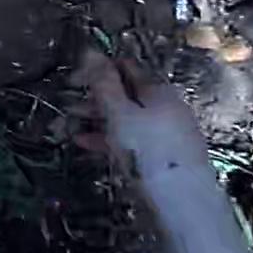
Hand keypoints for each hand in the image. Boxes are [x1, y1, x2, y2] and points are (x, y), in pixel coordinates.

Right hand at [75, 50, 211, 185]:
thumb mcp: (119, 113)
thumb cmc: (147, 150)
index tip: (73, 81)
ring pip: (126, 117)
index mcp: (156, 90)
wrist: (184, 202)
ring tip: (70, 126)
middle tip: (69, 106)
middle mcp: (164, 105)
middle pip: (124, 93)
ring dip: (96, 119)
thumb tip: (91, 50)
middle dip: (94, 98)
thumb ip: (104, 82)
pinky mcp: (164, 153)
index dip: (97, 69)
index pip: (124, 67)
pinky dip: (109, 138)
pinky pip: (132, 137)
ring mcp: (166, 130)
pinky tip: (86, 144)